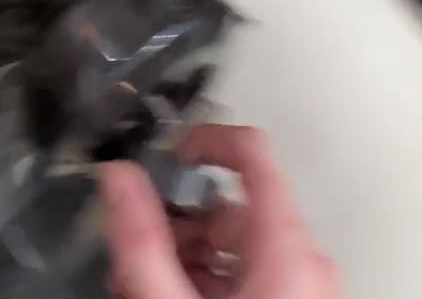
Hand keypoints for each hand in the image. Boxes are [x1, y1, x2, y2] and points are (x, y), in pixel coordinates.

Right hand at [100, 125, 339, 298]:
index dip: (206, 139)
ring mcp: (303, 292)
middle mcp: (305, 264)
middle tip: (134, 254)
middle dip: (175, 225)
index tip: (167, 154)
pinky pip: (248, 279)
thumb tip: (116, 174)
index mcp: (286, 247)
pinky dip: (208, 283)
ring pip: (235, 247)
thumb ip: (140, 237)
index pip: (252, 154)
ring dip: (185, 258)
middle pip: (231, 209)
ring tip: (143, 288)